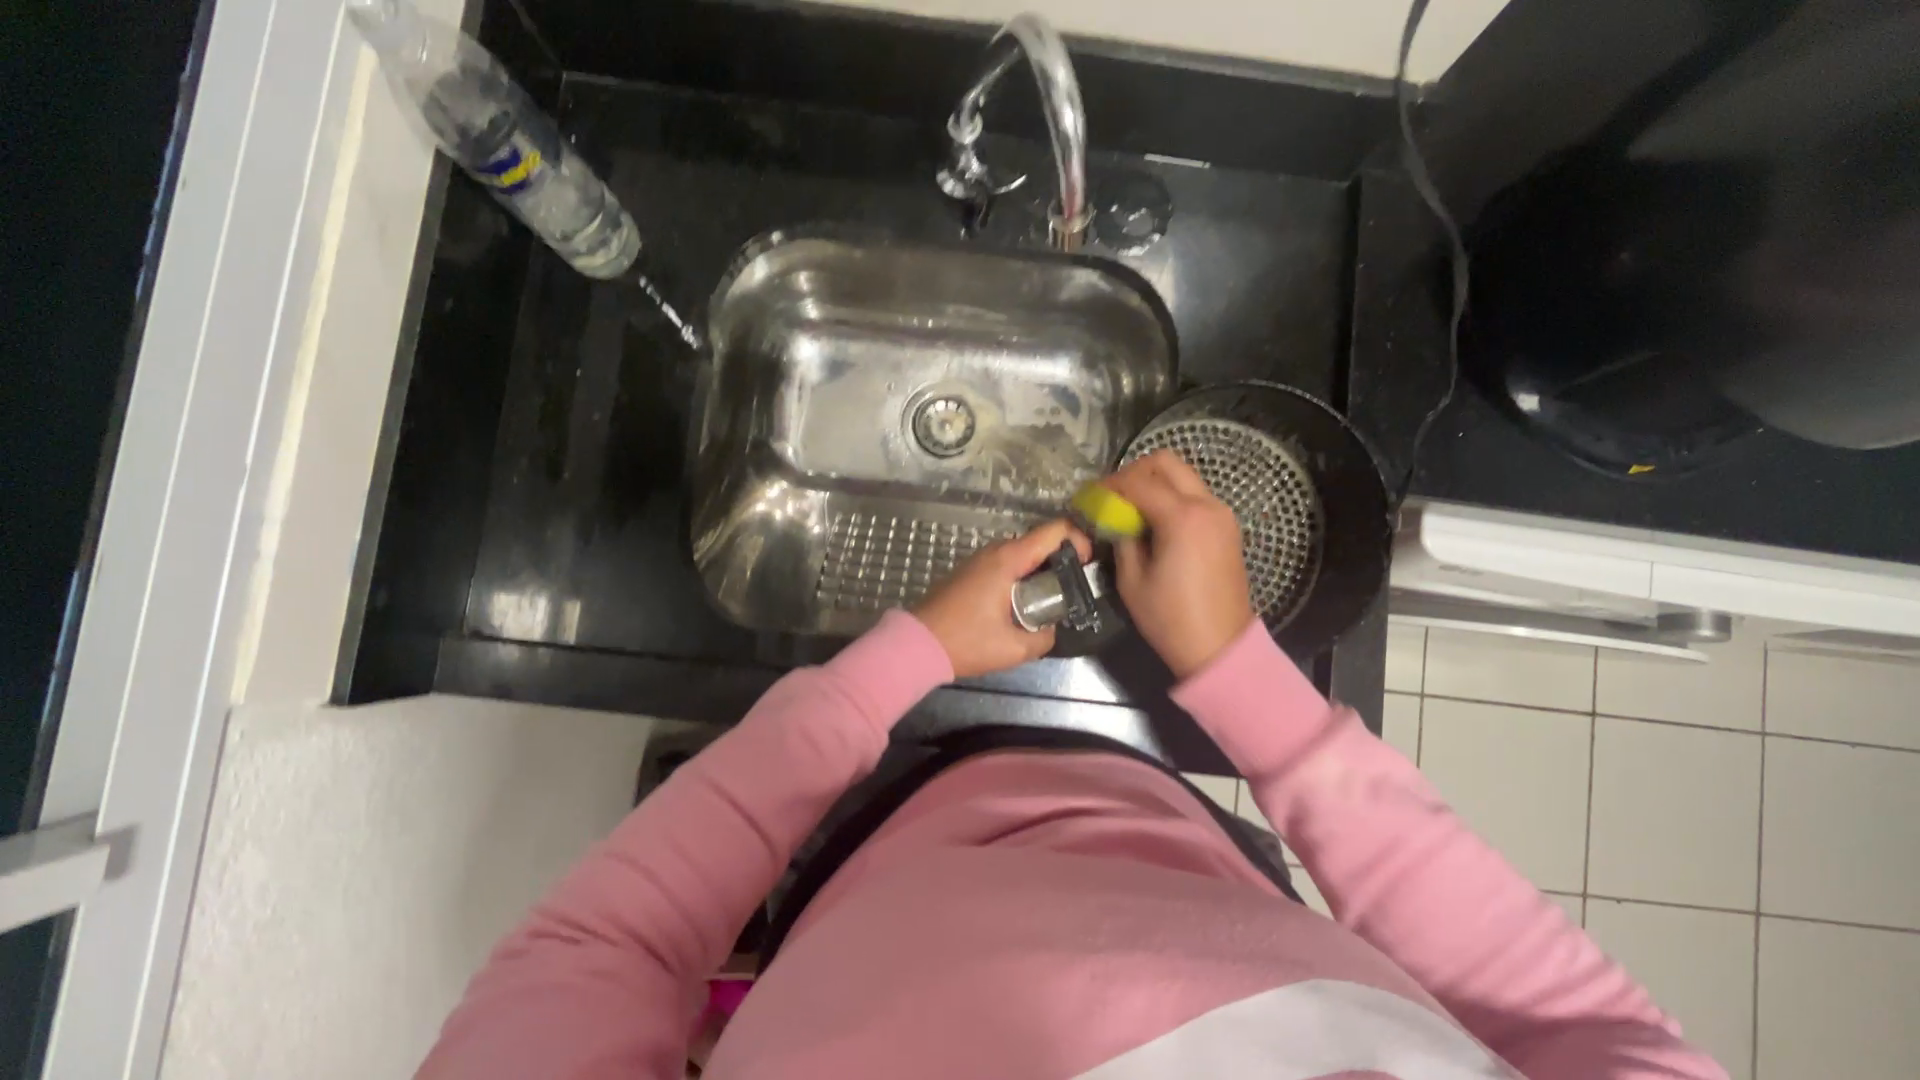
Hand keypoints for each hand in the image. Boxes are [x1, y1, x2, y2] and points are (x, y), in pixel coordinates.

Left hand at [912, 520, 1090, 678]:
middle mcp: (996, 551)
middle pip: (1041, 541)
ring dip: (1042, 571)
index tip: (1088, 565)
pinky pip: (1008, 565)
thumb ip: (1045, 636)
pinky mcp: (972, 571)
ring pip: (1024, 554)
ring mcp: (981, 559)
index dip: (1080, 540)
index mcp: (1009, 559)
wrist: (917, 644)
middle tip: (1076, 589)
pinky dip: (1023, 577)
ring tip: (1055, 600)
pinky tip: (1026, 604)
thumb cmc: (965, 642)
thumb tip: (1055, 628)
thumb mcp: (1014, 648)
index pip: (1056, 530)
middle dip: (1063, 560)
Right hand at [1103, 450, 1256, 678]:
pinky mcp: (1227, 526)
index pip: (1137, 481)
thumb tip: (1114, 519)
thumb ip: (1122, 538)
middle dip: (1134, 472)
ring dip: (1154, 483)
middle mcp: (1206, 505)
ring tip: (1131, 508)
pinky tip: (1154, 521)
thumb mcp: (1131, 580)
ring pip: (1183, 475)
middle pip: (1166, 462)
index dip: (1108, 485)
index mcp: (1182, 518)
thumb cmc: (1171, 619)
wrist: (1220, 647)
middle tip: (1112, 495)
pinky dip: (1172, 496)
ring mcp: (1222, 514)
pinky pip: (1195, 495)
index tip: (1088, 498)